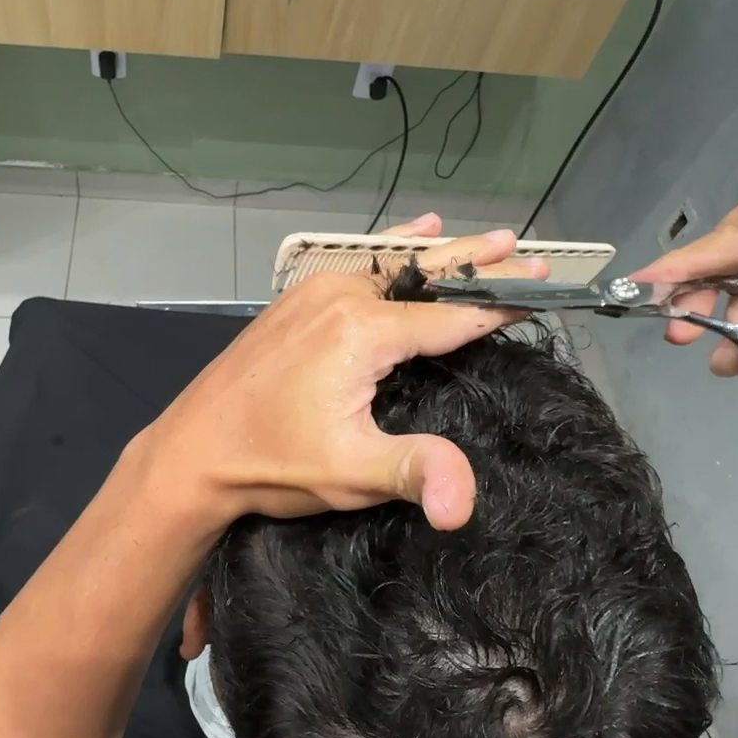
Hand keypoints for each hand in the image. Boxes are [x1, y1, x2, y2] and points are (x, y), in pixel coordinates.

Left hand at [137, 218, 542, 531]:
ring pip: (392, 266)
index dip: (500, 308)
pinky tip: (414, 231)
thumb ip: (415, 473)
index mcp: (362, 330)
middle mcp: (340, 295)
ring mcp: (311, 292)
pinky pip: (357, 265)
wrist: (192, 450)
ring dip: (445, 255)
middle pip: (427, 275)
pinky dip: (393, 250)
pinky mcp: (294, 302)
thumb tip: (466, 506)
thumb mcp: (349, 474)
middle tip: (535, 254)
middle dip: (483, 265)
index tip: (545, 295)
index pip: (451, 315)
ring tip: (494, 238)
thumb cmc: (270, 463)